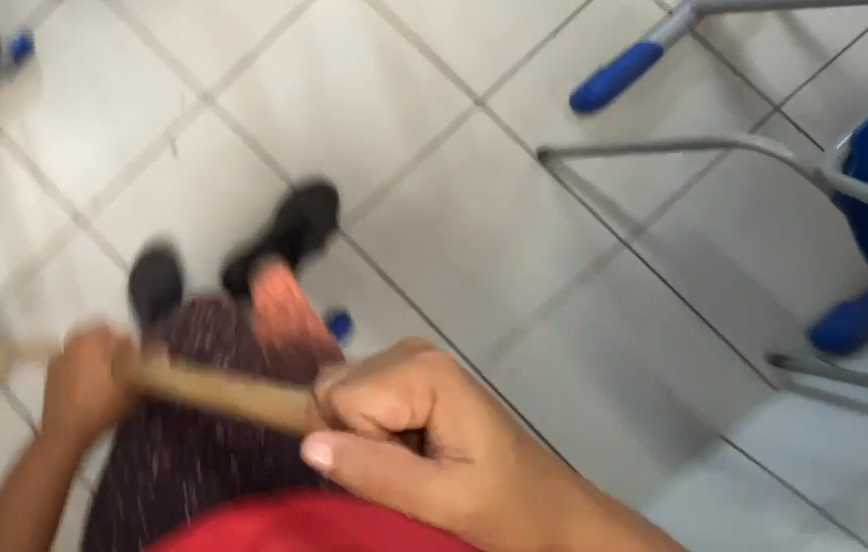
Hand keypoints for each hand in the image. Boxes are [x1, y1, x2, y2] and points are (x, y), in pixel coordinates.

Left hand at [39, 323, 139, 450]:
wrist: (64, 431)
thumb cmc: (99, 407)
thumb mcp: (129, 390)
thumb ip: (143, 367)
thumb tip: (159, 350)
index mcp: (95, 340)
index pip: (119, 333)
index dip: (130, 347)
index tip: (136, 363)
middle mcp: (76, 340)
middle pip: (98, 334)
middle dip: (111, 346)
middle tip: (120, 367)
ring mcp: (61, 353)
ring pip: (83, 344)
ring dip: (94, 353)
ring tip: (103, 374)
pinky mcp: (51, 368)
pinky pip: (70, 357)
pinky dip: (78, 363)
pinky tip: (84, 381)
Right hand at [302, 340, 672, 551]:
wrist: (559, 517)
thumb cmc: (512, 511)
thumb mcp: (447, 504)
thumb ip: (377, 473)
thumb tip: (308, 446)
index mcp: (421, 370)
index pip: (339, 399)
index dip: (361, 445)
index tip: (410, 472)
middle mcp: (407, 350)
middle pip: (333, 389)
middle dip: (357, 438)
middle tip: (413, 469)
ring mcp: (406, 359)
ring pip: (338, 393)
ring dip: (363, 437)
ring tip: (416, 461)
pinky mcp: (406, 375)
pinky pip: (354, 396)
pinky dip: (371, 430)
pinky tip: (412, 448)